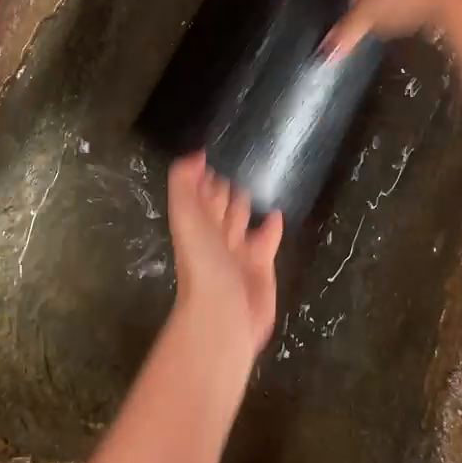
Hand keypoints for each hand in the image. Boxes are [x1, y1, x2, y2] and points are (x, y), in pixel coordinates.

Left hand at [167, 154, 282, 356]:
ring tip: (261, 177)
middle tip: (239, 158)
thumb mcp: (185, 217)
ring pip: (241, 220)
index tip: (215, 147)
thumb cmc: (203, 263)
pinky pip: (266, 240)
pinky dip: (271, 226)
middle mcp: (213, 235)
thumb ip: (184, 184)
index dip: (203, 172)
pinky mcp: (260, 265)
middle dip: (225, 185)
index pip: (198, 191)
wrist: (224, 316)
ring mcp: (237, 251)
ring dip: (247, 201)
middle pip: (219, 204)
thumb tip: (194, 155)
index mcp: (194, 222)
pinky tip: (278, 212)